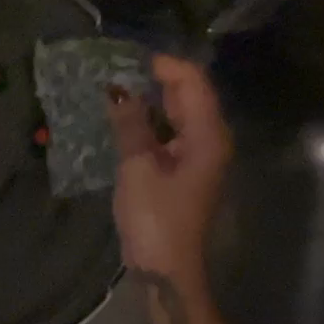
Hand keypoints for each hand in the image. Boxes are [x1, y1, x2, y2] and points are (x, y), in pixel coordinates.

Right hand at [107, 55, 232, 283]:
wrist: (166, 268)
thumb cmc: (154, 216)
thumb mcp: (137, 166)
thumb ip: (129, 123)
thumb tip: (117, 88)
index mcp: (207, 135)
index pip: (193, 82)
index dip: (164, 64)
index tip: (126, 55)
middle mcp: (209, 140)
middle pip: (189, 95)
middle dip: (156, 77)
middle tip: (115, 65)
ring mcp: (197, 156)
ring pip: (177, 113)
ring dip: (150, 98)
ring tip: (114, 86)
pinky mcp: (182, 170)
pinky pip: (168, 132)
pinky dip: (148, 120)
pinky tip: (122, 118)